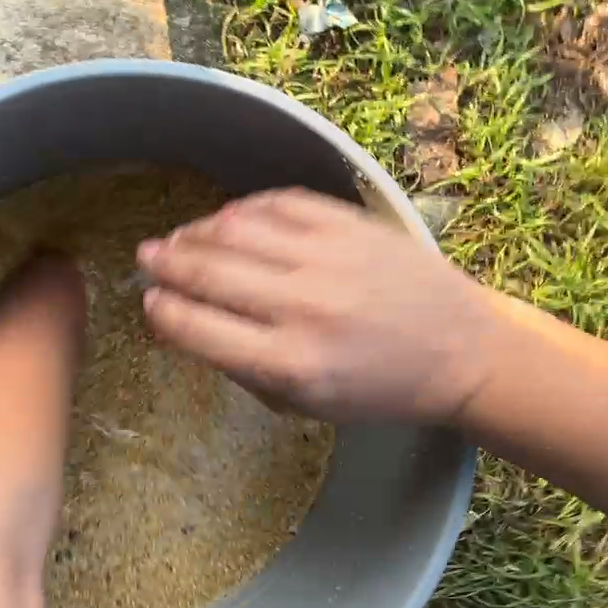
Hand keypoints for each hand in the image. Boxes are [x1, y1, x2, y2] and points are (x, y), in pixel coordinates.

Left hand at [0, 251, 86, 560]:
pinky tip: (39, 484)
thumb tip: (54, 261)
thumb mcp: (28, 354)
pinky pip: (0, 484)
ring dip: (16, 420)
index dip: (28, 312)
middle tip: (69, 359)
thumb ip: (42, 304)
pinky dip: (20, 469)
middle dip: (20, 367)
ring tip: (59, 415)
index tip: (65, 305)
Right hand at [136, 189, 502, 426]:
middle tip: (145, 257)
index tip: (148, 303)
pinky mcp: (349, 226)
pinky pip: (278, 204)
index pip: (199, 328)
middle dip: (167, 263)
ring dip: (194, 233)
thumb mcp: (302, 403)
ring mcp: (327, 259)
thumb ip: (242, 367)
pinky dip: (241, 210)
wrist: (462, 351)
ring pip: (236, 231)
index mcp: (288, 363)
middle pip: (209, 273)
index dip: (163, 312)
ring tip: (176, 238)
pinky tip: (224, 219)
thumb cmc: (376, 390)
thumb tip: (188, 326)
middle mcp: (302, 307)